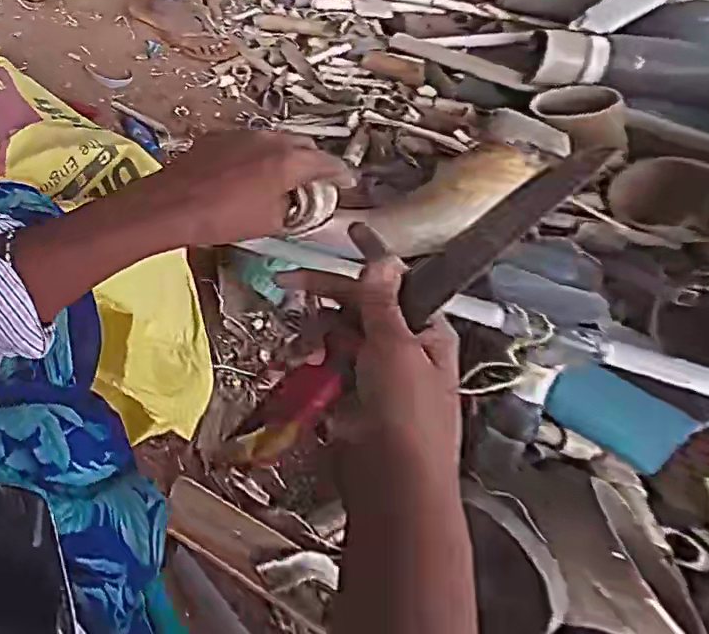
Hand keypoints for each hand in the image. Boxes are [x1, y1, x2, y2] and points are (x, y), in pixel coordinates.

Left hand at [126, 130, 353, 245]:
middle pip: (301, 144)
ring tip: (280, 178)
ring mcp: (239, 134)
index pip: (328, 162)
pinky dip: (255, 154)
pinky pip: (246, 142)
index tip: (345, 182)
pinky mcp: (215, 137)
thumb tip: (296, 202)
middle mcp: (267, 139)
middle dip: (311, 161)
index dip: (340, 174)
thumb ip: (294, 207)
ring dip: (281, 155)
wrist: (171, 203)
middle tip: (313, 182)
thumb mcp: (271, 221)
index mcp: (288, 160)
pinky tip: (247, 172)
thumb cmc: (222, 217)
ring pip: (272, 140)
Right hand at [278, 224, 460, 470]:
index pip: (394, 284)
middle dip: (321, 298)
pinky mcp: (341, 386)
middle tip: (285, 284)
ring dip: (310, 339)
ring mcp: (367, 366)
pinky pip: (316, 358)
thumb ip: (380, 302)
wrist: (391, 478)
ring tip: (306, 359)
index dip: (372, 258)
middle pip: (351, 304)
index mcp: (422, 332)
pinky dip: (302, 361)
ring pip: (327, 330)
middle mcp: (395, 344)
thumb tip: (384, 258)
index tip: (352, 230)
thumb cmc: (407, 411)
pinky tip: (296, 370)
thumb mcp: (394, 348)